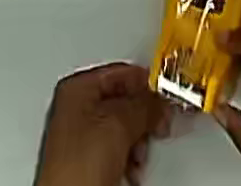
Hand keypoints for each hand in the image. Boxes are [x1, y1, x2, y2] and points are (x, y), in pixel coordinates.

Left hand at [34, 63, 170, 185]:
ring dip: (138, 140)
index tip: (164, 88)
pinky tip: (132, 168)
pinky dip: (130, 158)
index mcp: (76, 89)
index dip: (143, 80)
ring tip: (140, 152)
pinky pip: (119, 151)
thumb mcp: (118, 124)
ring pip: (123, 128)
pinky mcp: (89, 164)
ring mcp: (82, 138)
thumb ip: (142, 105)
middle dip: (142, 115)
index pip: (117, 72)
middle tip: (157, 123)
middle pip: (121, 101)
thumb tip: (159, 98)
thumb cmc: (77, 166)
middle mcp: (76, 110)